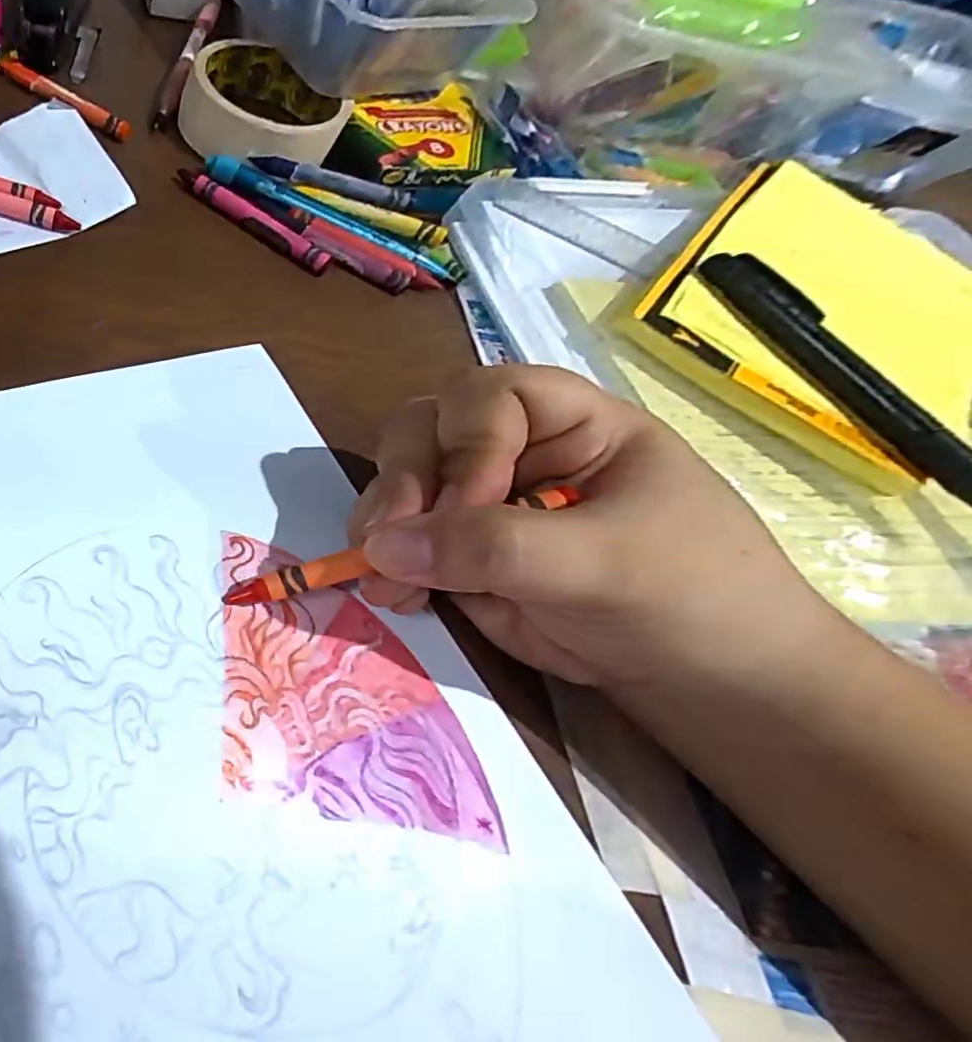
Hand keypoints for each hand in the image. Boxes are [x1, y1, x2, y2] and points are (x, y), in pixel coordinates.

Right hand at [347, 365, 875, 692]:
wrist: (701, 681)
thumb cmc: (687, 600)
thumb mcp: (601, 566)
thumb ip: (493, 547)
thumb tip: (380, 546)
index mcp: (568, 425)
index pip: (487, 399)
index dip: (465, 445)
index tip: (467, 511)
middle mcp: (511, 451)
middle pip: (421, 430)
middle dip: (402, 483)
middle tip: (389, 541)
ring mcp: (473, 501)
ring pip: (394, 483)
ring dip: (379, 526)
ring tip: (386, 581)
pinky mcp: (450, 549)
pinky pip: (392, 539)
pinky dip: (379, 563)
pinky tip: (393, 595)